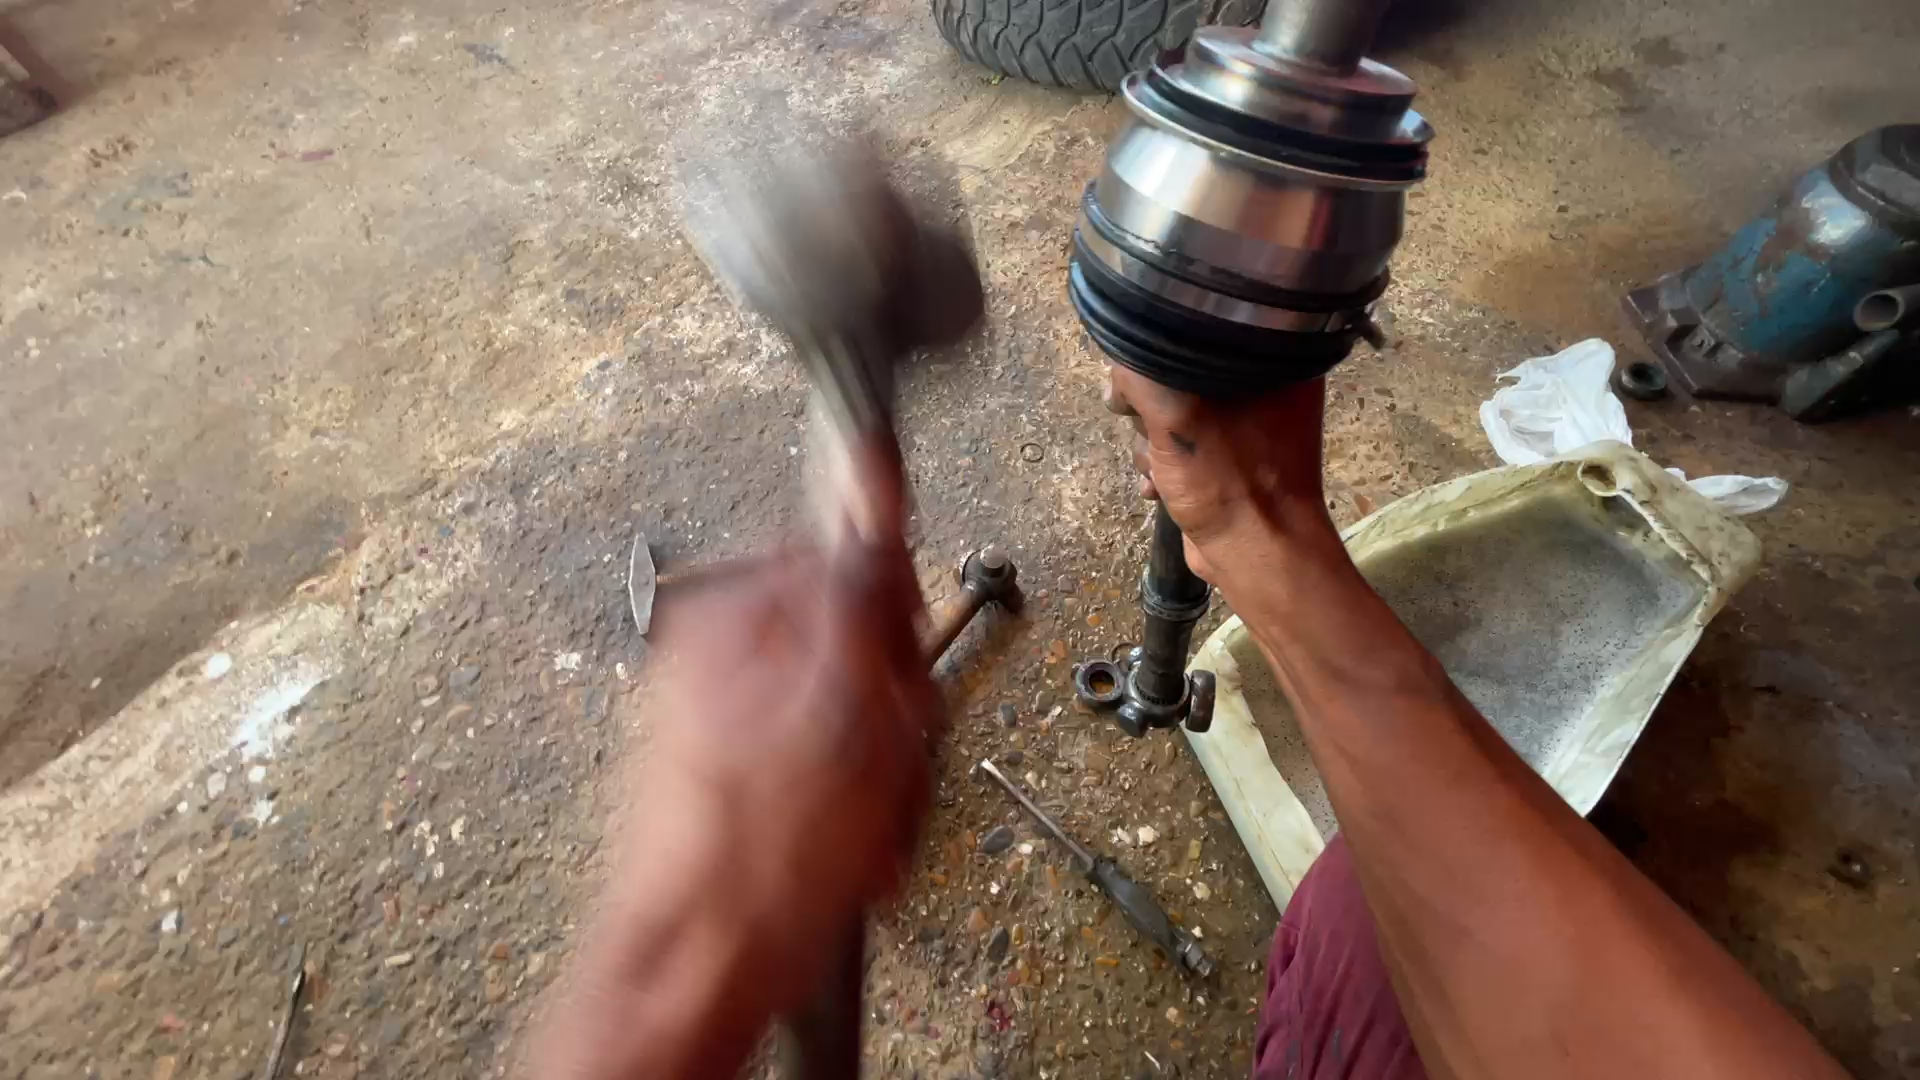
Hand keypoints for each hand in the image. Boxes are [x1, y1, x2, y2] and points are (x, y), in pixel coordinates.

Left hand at [635, 539, 937, 981]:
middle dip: (889, 700)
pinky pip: (825, 747)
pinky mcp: (743, 760)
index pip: (844, 559)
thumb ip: (861, 587)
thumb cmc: (761, 847)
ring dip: (879, 758)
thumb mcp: (845, 696)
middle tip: (886, 751)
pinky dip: (851, 787)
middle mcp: (723, 650)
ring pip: (849, 699)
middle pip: (852, 634)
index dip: (893, 615)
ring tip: (865, 813)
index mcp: (733, 612)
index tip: (901, 667)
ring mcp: (730, 707)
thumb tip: (869, 480)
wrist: (698, 965)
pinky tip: (848, 833)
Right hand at [1105, 364, 1335, 579]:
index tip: (1142, 398)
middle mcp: (1260, 384)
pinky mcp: (1226, 458)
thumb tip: (1117, 379)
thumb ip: (1139, 375)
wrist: (1255, 551)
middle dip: (1151, 417)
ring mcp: (1243, 425)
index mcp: (1266, 356)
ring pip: (1168, 417)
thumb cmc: (1227, 479)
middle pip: (1172, 378)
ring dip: (1152, 448)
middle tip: (1159, 442)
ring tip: (1165, 475)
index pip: (1188, 334)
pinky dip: (1163, 467)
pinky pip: (1178, 447)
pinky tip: (1162, 488)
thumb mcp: (1174, 413)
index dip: (1153, 365)